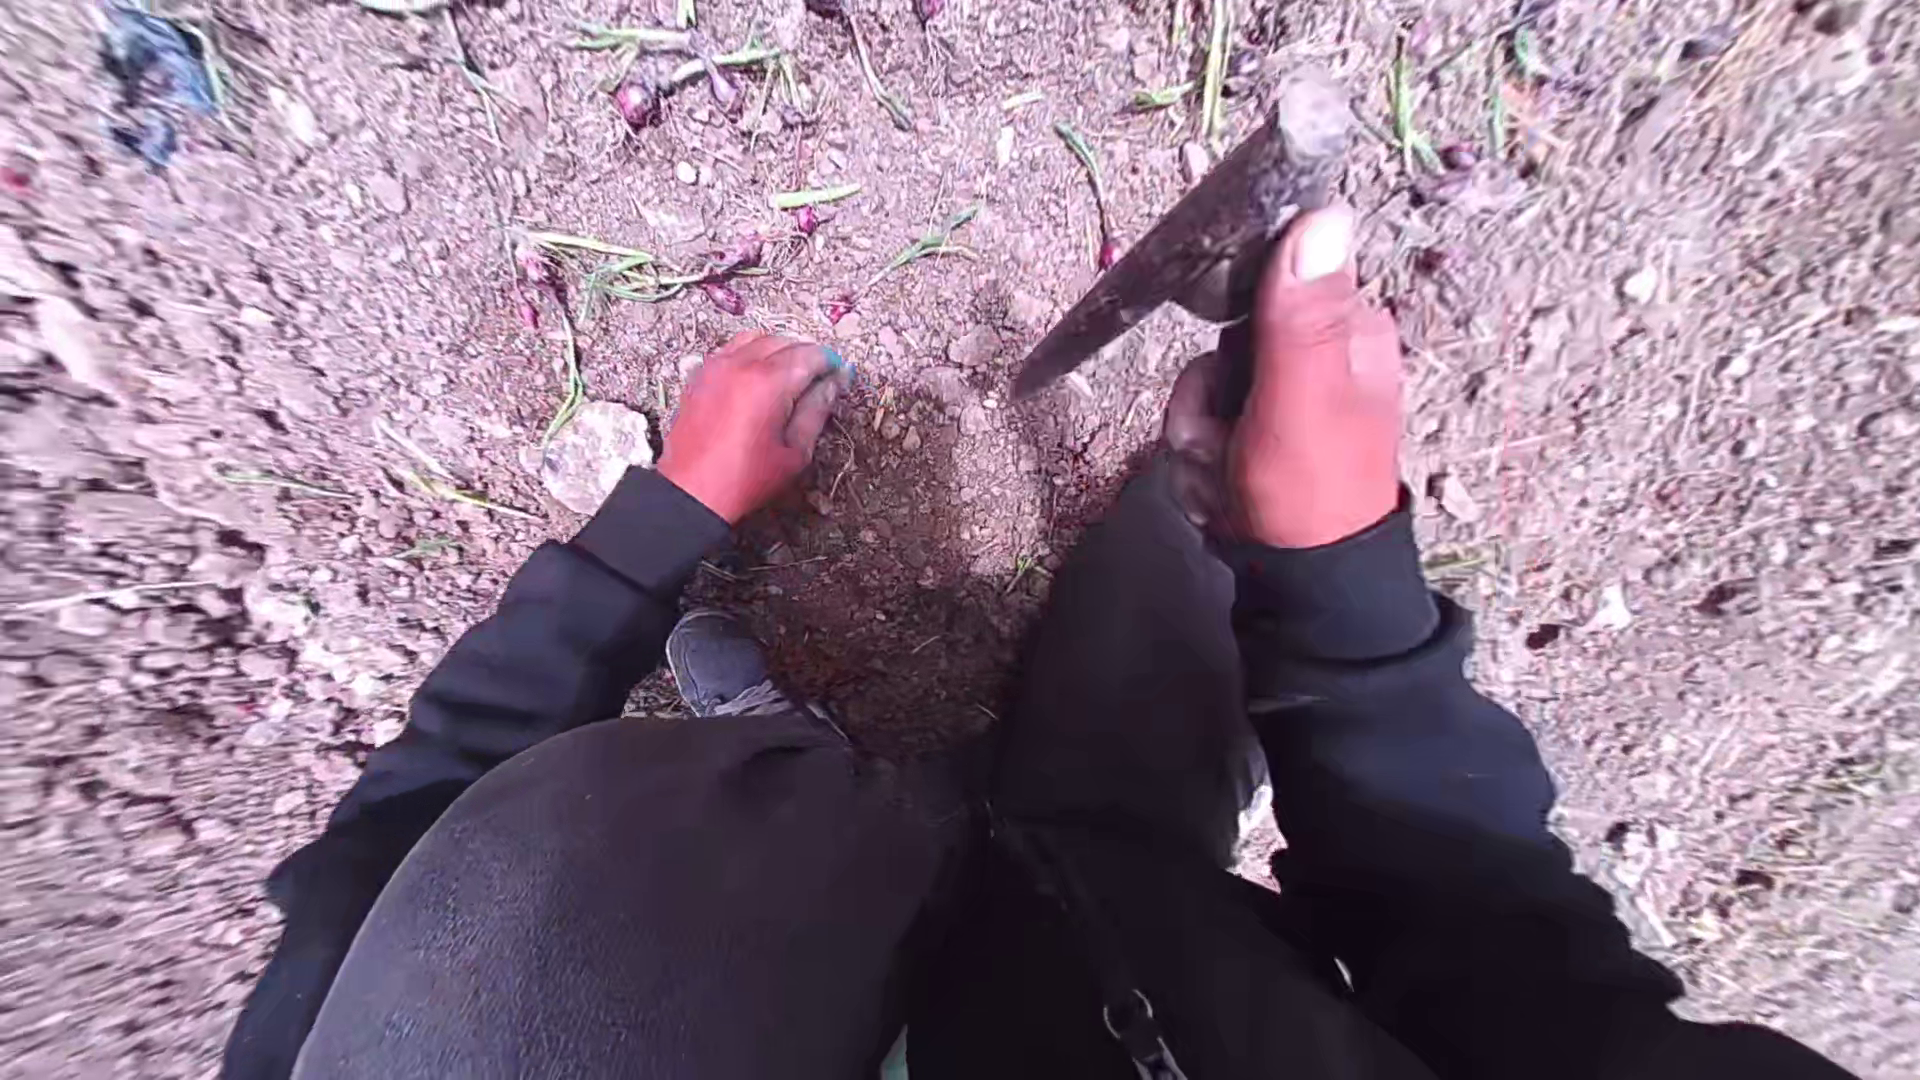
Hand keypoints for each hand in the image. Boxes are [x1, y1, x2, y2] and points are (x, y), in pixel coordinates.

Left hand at [658, 332, 848, 523]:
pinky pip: (733, 349)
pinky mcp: (701, 375)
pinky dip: (753, 352)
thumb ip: (816, 412)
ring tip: (793, 373)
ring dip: (780, 349)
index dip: (831, 363)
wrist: (693, 492)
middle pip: (785, 342)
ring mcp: (717, 367)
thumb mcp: (795, 452)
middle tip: (822, 376)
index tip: (840, 375)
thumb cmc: (744, 479)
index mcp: (768, 384)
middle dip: (808, 354)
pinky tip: (762, 375)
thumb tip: (831, 386)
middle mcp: (741, 366)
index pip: (810, 356)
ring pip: (757, 338)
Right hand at [1163, 205, 1403, 547]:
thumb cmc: (1306, 488)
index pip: (1270, 284)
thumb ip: (1302, 318)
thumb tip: (1321, 215)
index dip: (1233, 317)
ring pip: (1197, 390)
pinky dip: (1197, 459)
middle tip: (1226, 439)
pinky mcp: (1244, 433)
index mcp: (1343, 333)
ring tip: (1224, 470)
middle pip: (1219, 345)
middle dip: (1205, 400)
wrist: (1294, 575)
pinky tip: (1220, 485)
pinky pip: (1195, 427)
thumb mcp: (1304, 399)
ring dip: (1196, 437)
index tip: (1229, 367)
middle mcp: (1308, 359)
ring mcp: (1271, 400)